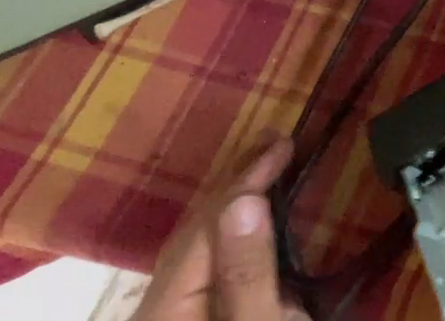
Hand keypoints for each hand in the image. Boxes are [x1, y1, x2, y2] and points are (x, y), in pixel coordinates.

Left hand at [133, 132, 295, 320]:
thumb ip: (247, 270)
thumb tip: (246, 199)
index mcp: (167, 310)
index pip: (210, 225)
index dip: (248, 178)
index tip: (287, 141)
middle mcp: (156, 313)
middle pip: (194, 235)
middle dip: (236, 184)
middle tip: (278, 143)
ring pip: (194, 250)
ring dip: (232, 205)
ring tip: (266, 169)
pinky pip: (202, 268)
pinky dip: (229, 234)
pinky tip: (249, 223)